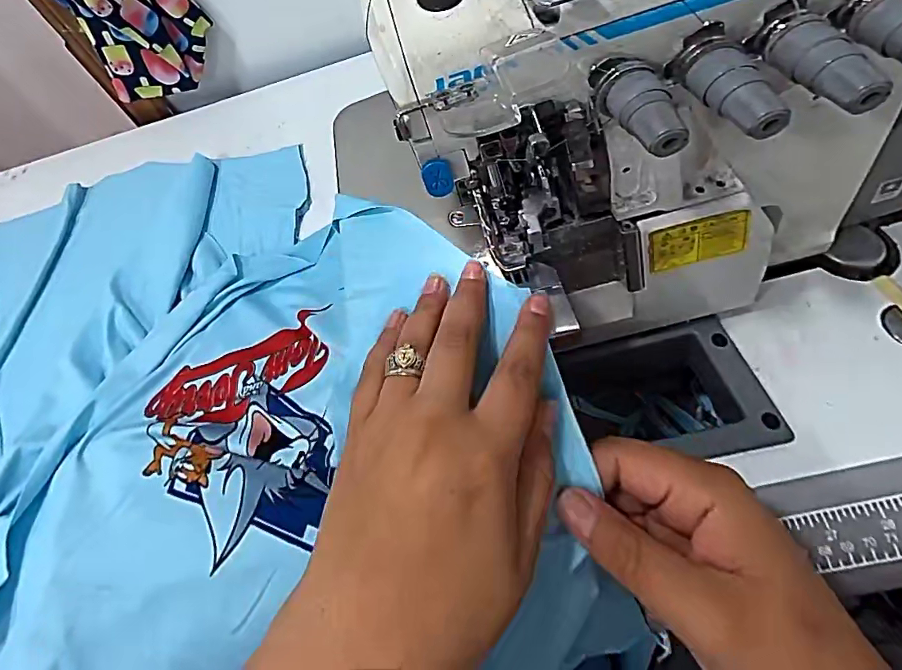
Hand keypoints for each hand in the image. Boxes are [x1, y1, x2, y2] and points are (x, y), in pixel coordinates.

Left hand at [251, 262, 557, 669]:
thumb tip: (542, 413)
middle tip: (475, 272)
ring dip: (426, 309)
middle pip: (457, 344)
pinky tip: (393, 323)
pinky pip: (373, 371)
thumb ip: (535, 474)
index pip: (516, 373)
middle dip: (470, 301)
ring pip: (411, 346)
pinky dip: (385, 341)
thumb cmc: (452, 602)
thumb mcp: (518, 551)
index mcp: (484, 452)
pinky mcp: (358, 432)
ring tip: (436, 282)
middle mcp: (435, 423)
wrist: (364, 630)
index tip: (536, 302)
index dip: (529, 332)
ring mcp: (391, 422)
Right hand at [557, 439, 884, 669]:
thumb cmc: (799, 657)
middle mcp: (701, 497)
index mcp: (709, 490)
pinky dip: (619, 552)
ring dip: (601, 531)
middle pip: (620, 478)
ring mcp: (696, 525)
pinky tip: (605, 570)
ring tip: (575, 554)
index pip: (621, 456)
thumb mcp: (705, 608)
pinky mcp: (694, 554)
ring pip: (626, 509)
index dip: (582, 475)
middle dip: (588, 504)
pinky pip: (641, 538)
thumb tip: (571, 503)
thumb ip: (631, 552)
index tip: (548, 502)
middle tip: (554, 534)